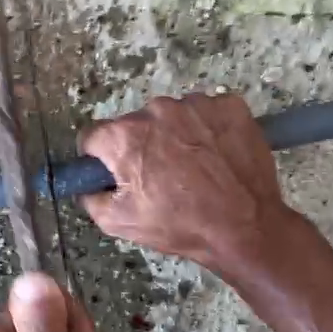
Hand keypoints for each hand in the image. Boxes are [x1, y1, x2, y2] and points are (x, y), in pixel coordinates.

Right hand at [78, 93, 294, 270]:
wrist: (245, 227)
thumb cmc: (180, 226)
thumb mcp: (119, 223)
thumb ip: (91, 198)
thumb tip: (86, 186)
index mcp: (125, 136)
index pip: (94, 136)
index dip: (100, 158)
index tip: (114, 173)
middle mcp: (157, 110)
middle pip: (135, 124)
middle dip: (142, 147)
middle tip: (161, 178)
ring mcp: (197, 104)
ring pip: (172, 116)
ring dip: (176, 136)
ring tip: (193, 169)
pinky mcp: (230, 106)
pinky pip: (207, 113)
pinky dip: (207, 129)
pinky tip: (215, 156)